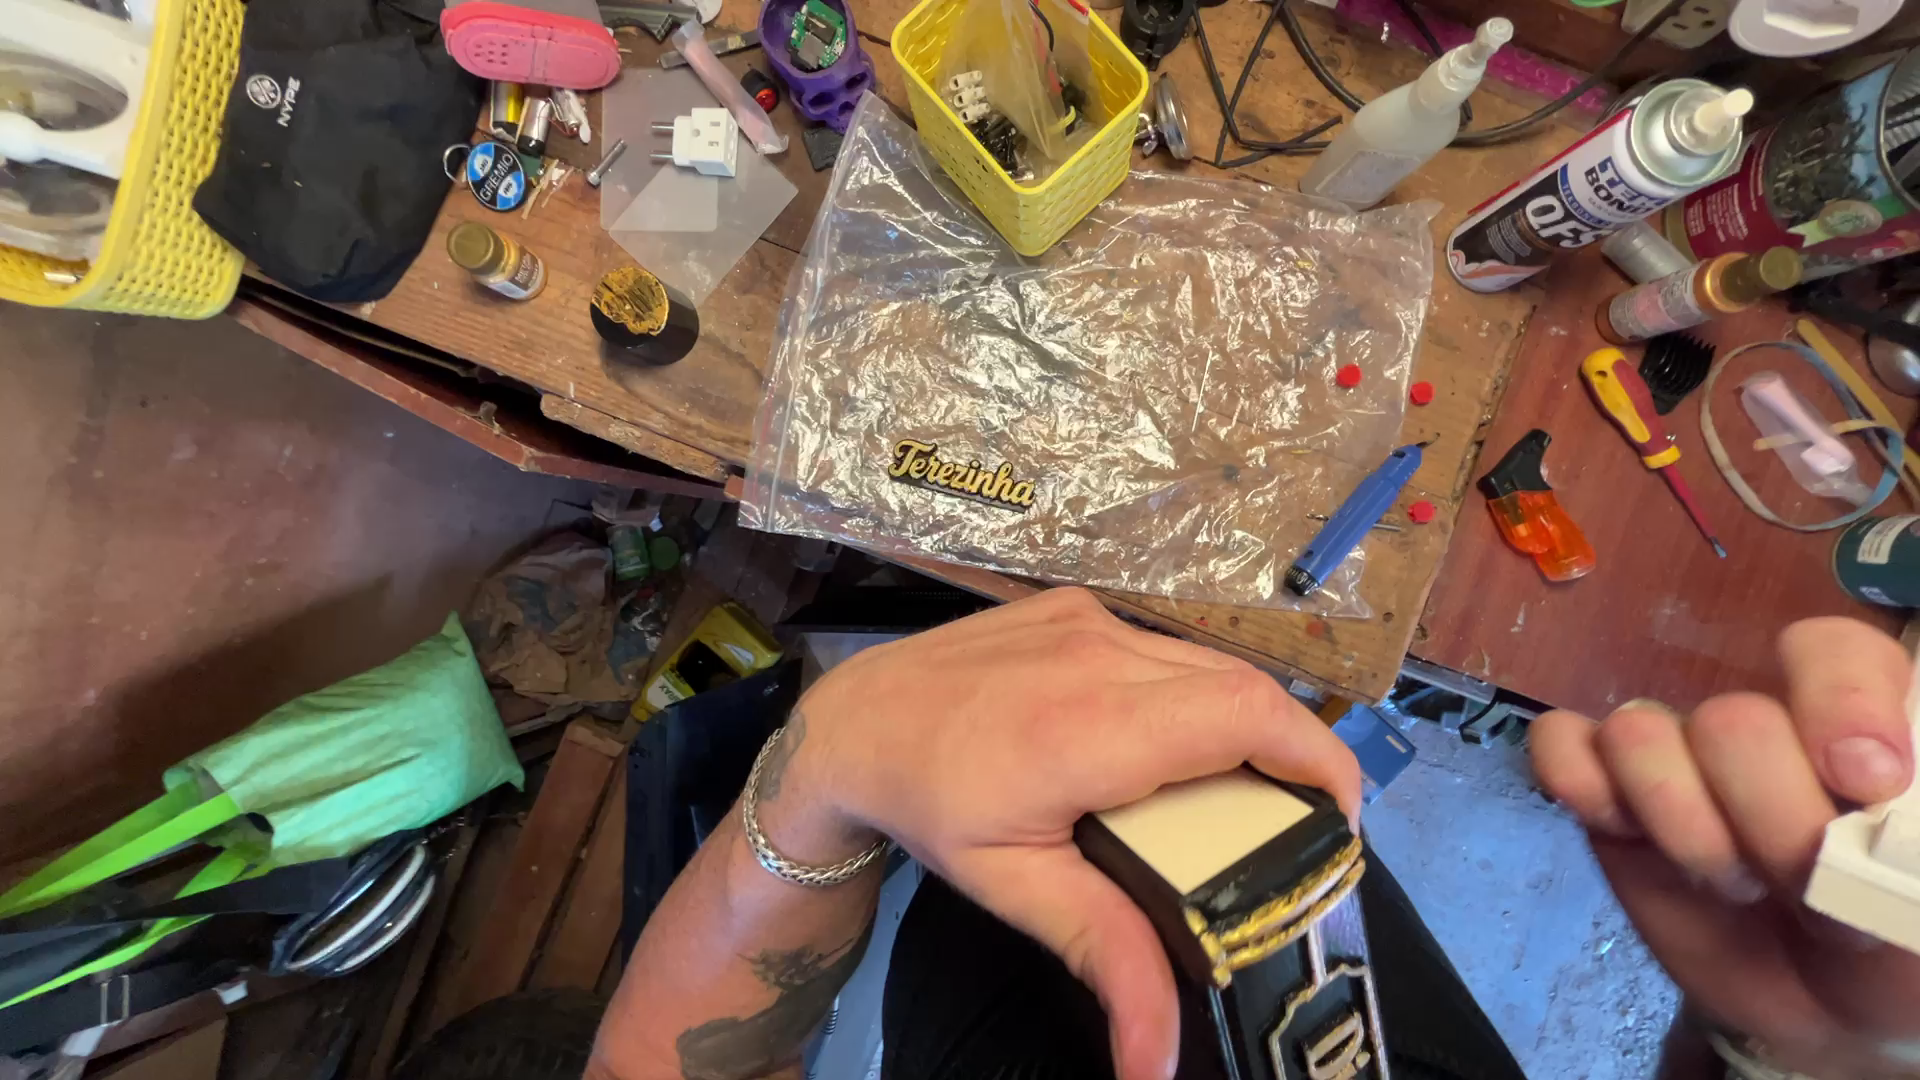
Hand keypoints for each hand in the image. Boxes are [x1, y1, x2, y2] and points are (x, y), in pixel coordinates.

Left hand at [758, 587, 1360, 1079]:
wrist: (856, 720)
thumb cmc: (928, 800)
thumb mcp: (1012, 882)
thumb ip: (1103, 954)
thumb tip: (1158, 1063)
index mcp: (1090, 726)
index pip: (1245, 714)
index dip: (1316, 756)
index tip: (1337, 814)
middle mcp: (1098, 653)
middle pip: (1239, 687)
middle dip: (1283, 747)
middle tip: (1279, 813)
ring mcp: (1082, 618)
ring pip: (1200, 663)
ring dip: (1231, 717)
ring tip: (1221, 779)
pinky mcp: (1068, 606)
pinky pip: (1156, 646)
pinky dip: (1181, 688)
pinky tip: (1157, 732)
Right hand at [1531, 617, 1919, 1074]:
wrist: (1822, 1012)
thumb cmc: (1909, 953)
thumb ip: (1908, 838)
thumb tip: (1866, 785)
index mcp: (1854, 736)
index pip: (1830, 650)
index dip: (1840, 699)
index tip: (1864, 785)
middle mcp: (1757, 730)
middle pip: (1731, 718)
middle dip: (1767, 817)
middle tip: (1806, 886)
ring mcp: (1666, 754)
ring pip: (1636, 731)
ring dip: (1681, 822)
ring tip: (1728, 880)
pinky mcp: (1597, 783)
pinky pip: (1556, 742)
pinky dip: (1579, 783)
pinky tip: (1620, 829)